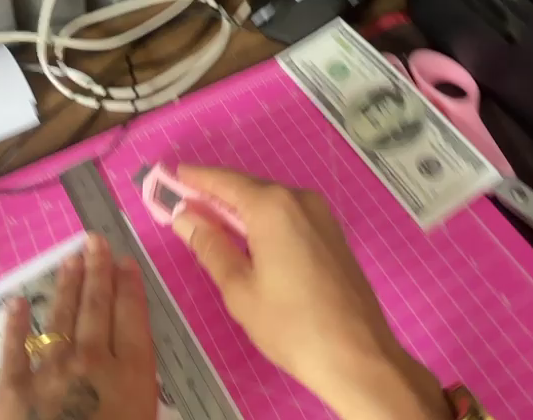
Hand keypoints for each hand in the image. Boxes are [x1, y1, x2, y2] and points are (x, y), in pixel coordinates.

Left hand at [0, 232, 158, 419]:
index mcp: (132, 378)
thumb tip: (137, 378)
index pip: (134, 318)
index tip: (126, 260)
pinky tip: (18, 301)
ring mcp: (51, 372)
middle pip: (98, 307)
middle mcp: (93, 362)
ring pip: (61, 316)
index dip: (130, 286)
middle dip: (98, 270)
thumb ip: (140, 400)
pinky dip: (16, 323)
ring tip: (70, 258)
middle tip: (95, 240)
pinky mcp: (13, 390)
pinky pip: (15, 349)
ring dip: (66, 285)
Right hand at [170, 166, 451, 419]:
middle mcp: (297, 199)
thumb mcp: (239, 289)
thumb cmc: (292, 325)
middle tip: (185, 205)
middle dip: (215, 195)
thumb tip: (184, 216)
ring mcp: (320, 214)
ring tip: (212, 224)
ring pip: (269, 201)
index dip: (195, 178)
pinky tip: (250, 239)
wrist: (360, 358)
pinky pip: (288, 214)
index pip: (224, 181)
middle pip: (247, 188)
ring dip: (240, 209)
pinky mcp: (332, 233)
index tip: (171, 175)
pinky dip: (263, 220)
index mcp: (272, 206)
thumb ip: (209, 246)